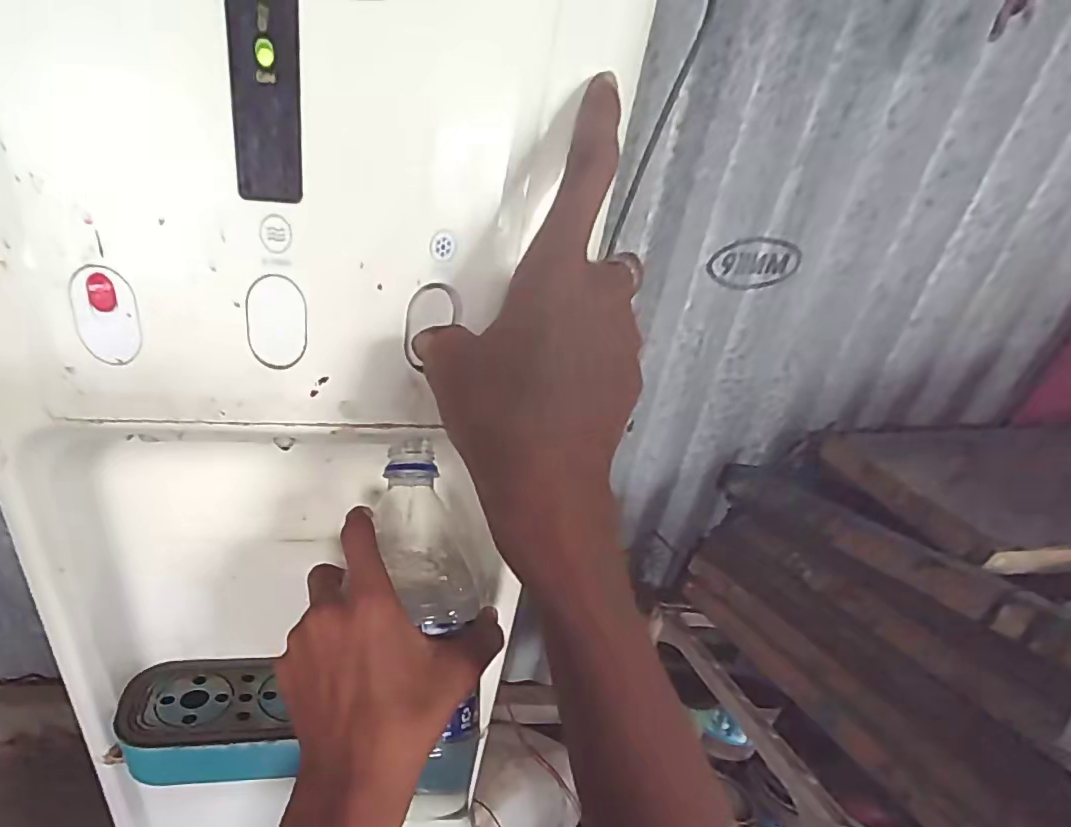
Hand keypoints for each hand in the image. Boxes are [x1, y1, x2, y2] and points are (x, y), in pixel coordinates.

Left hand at [276, 508, 502, 826]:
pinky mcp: (286, 669)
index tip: (361, 518)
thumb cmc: (406, 719)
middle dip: (344, 581)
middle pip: (327, 574)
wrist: (356, 772)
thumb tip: (489, 620)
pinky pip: (300, 647)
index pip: (357, 542)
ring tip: (357, 657)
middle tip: (367, 608)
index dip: (359, 524)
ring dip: (331, 621)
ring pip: (313, 613)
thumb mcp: (454, 676)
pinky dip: (316, 653)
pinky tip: (338, 682)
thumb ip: (478, 638)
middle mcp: (328, 613)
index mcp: (370, 604)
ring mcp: (301, 641)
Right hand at [414, 73, 640, 594]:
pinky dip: (585, 363)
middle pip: (599, 263)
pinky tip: (556, 401)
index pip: (583, 185)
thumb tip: (442, 340)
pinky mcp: (629, 381)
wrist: (547, 489)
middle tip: (534, 319)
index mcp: (553, 278)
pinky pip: (608, 353)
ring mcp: (622, 341)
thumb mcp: (452, 373)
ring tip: (538, 372)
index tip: (602, 94)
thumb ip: (448, 343)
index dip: (594, 132)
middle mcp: (599, 298)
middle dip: (572, 279)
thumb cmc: (497, 418)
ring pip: (606, 311)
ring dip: (578, 325)